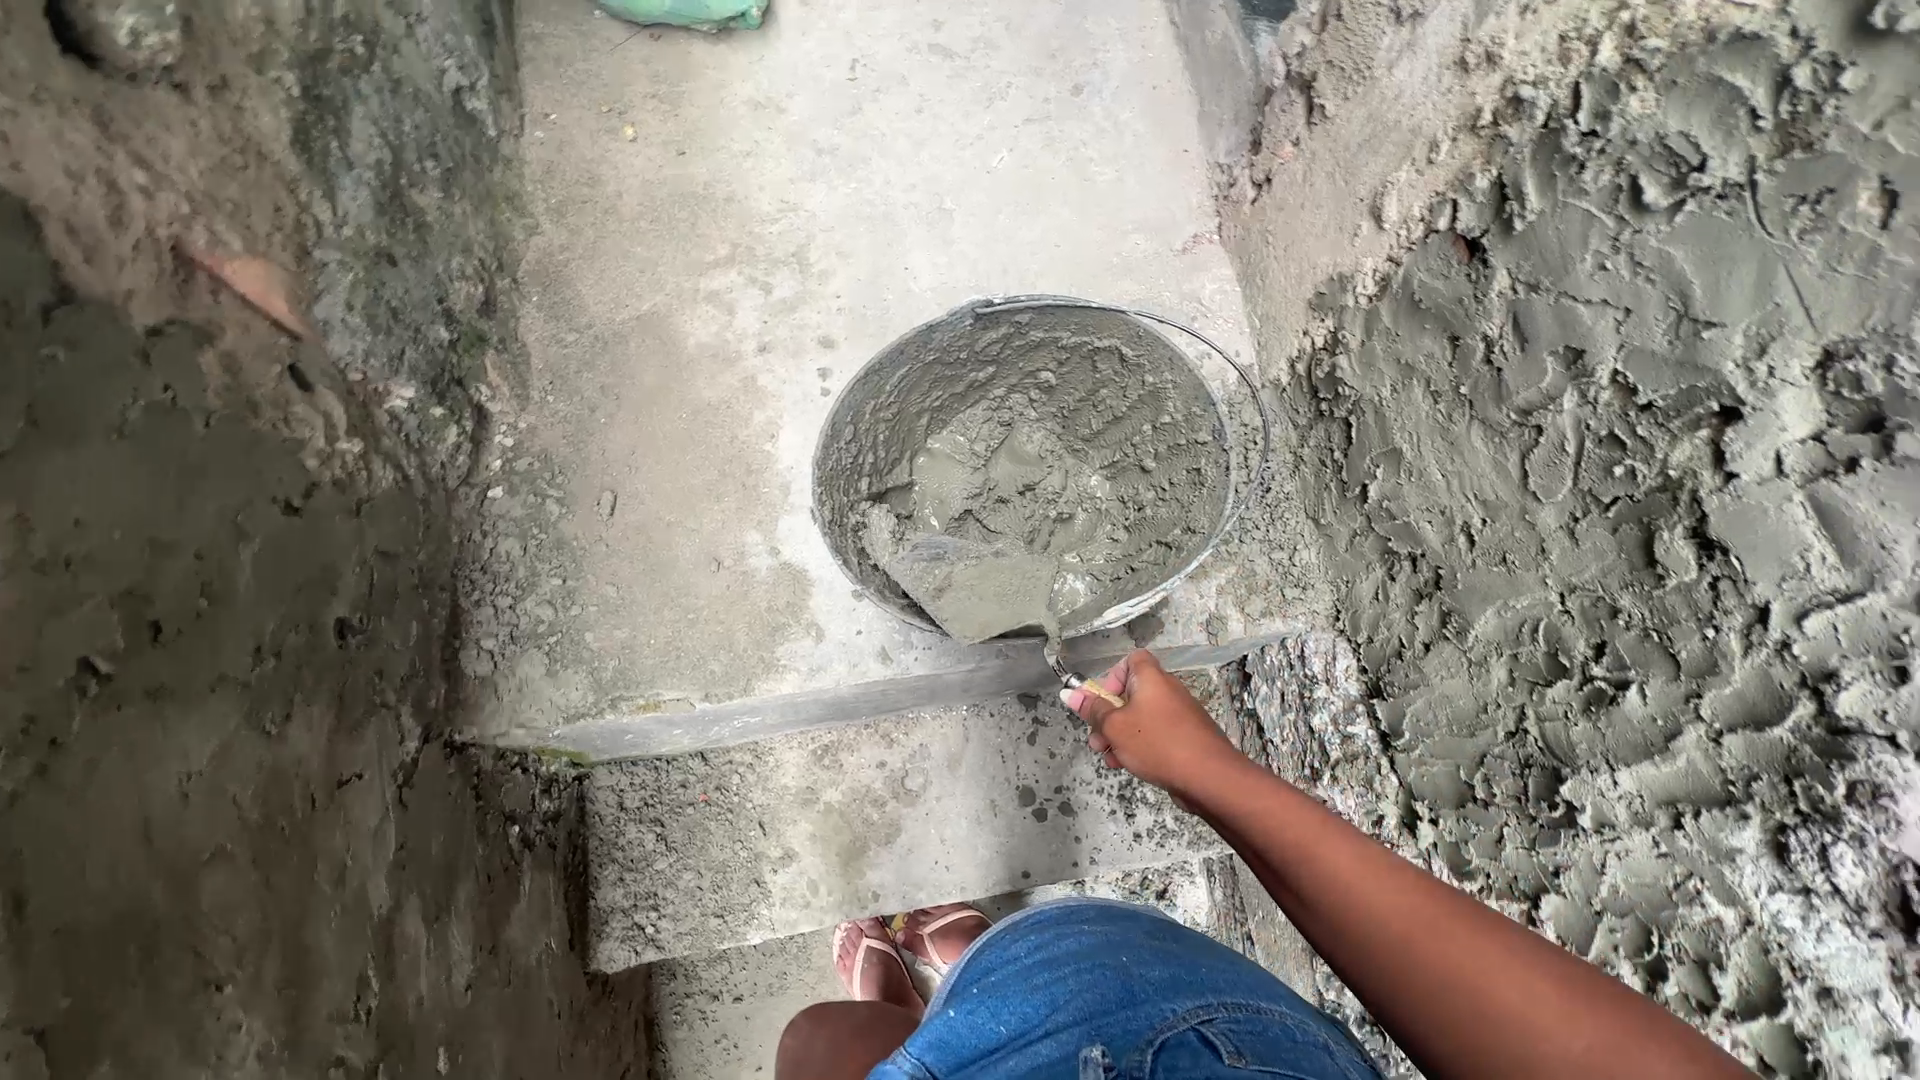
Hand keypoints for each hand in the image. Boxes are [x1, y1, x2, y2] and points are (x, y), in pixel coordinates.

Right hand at [1060, 649, 1247, 799]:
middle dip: (1108, 716)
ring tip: (1110, 758)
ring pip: (1140, 718)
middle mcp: (1167, 691)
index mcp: (1151, 678)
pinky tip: (1129, 766)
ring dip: (1120, 735)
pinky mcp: (1186, 738)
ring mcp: (1179, 715)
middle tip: (1097, 740)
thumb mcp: (1114, 727)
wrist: (1209, 777)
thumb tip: (1069, 693)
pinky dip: (1140, 746)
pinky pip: (1155, 735)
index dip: (1113, 676)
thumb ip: (1092, 710)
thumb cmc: (1157, 743)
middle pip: (1131, 694)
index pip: (1132, 659)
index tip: (1102, 700)